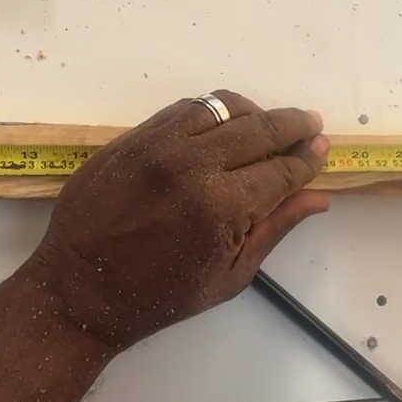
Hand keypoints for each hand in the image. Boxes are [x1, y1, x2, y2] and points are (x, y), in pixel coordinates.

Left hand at [21, 91, 329, 353]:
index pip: (281, 169)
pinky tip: (224, 126)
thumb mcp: (229, 275)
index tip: (322, 149)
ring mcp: (158, 145)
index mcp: (220, 207)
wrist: (79, 290)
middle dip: (294, 125)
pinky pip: (185, 109)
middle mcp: (192, 165)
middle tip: (311, 124)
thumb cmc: (160, 296)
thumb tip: (318, 197)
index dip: (307, 159)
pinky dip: (213, 112)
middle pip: (259, 128)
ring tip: (268, 125)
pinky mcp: (133, 137)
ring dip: (254, 113)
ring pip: (223, 106)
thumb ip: (275, 228)